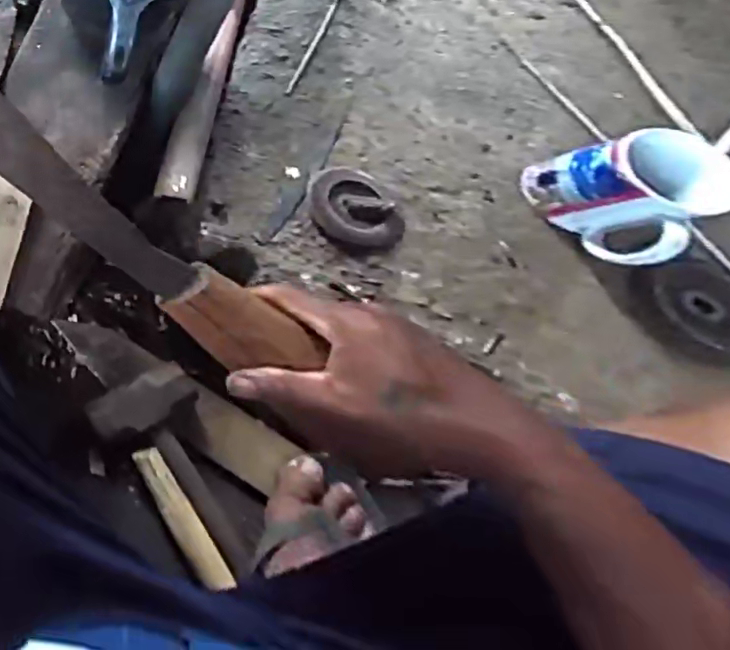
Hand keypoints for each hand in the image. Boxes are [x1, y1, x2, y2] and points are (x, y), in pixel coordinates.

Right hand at [227, 284, 564, 480]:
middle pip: (315, 309)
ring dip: (322, 339)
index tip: (232, 305)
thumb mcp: (336, 407)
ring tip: (311, 368)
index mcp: (343, 318)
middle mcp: (368, 310)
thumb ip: (281, 388)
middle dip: (288, 324)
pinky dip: (350, 347)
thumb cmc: (405, 416)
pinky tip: (358, 379)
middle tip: (269, 348)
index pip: (286, 294)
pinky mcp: (420, 343)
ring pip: (344, 324)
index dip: (256, 297)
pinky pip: (369, 336)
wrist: (498, 434)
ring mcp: (398, 325)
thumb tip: (233, 379)